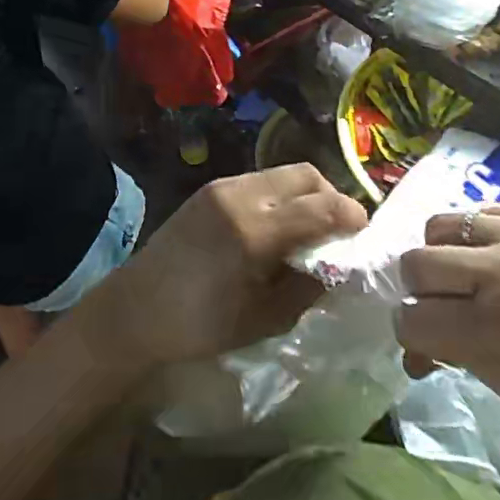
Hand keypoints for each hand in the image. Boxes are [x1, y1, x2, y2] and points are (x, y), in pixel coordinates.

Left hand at [81, 165, 365, 366]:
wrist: (135, 309)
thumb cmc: (199, 325)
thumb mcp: (265, 318)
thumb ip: (308, 286)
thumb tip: (339, 264)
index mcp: (252, 230)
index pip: (321, 208)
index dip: (352, 219)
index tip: (364, 239)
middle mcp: (237, 196)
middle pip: (304, 175)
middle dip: (331, 198)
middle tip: (339, 234)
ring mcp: (219, 187)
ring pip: (280, 174)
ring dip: (304, 196)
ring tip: (309, 232)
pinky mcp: (207, 190)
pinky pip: (257, 181)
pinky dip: (279, 197)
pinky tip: (277, 228)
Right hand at [397, 207, 499, 489]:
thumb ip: (482, 372)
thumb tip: (436, 347)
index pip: (411, 317)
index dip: (414, 339)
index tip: (433, 354)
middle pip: (415, 262)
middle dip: (423, 295)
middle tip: (454, 317)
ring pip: (442, 225)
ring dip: (447, 258)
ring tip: (479, 283)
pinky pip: (489, 211)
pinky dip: (484, 237)